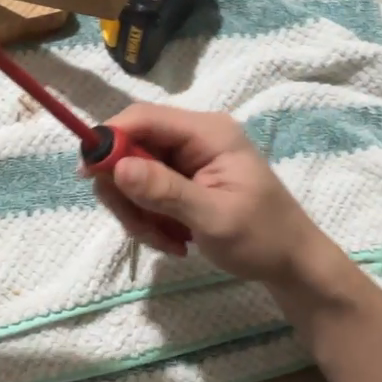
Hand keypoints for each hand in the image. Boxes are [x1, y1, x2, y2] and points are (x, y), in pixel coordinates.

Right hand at [91, 103, 331, 287]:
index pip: (143, 118)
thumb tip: (117, 167)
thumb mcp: (213, 217)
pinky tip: (174, 241)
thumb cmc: (262, 238)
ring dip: (138, 212)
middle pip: (131, 148)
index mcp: (207, 132)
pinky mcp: (183, 180)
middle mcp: (194, 137)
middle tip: (139, 228)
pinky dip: (149, 219)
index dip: (109, 140)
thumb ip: (165, 190)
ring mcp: (188, 159)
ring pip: (133, 175)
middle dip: (126, 192)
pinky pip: (146, 192)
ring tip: (166, 242)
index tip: (89, 176)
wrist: (292, 263)